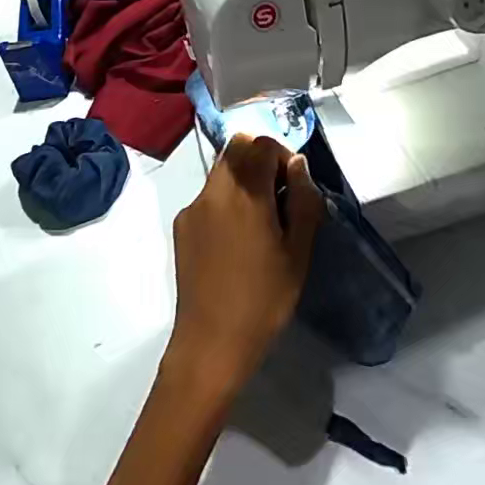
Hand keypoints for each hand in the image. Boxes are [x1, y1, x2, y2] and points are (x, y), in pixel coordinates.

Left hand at [166, 135, 323, 394]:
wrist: (212, 340)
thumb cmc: (264, 299)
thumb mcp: (298, 252)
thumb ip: (303, 200)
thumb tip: (298, 165)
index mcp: (244, 194)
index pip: (260, 144)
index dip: (282, 154)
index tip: (294, 185)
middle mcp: (213, 191)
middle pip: (235, 150)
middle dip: (260, 162)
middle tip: (279, 199)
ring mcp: (192, 207)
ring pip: (220, 172)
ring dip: (243, 181)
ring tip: (260, 223)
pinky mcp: (181, 225)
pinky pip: (208, 197)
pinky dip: (226, 202)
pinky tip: (236, 242)